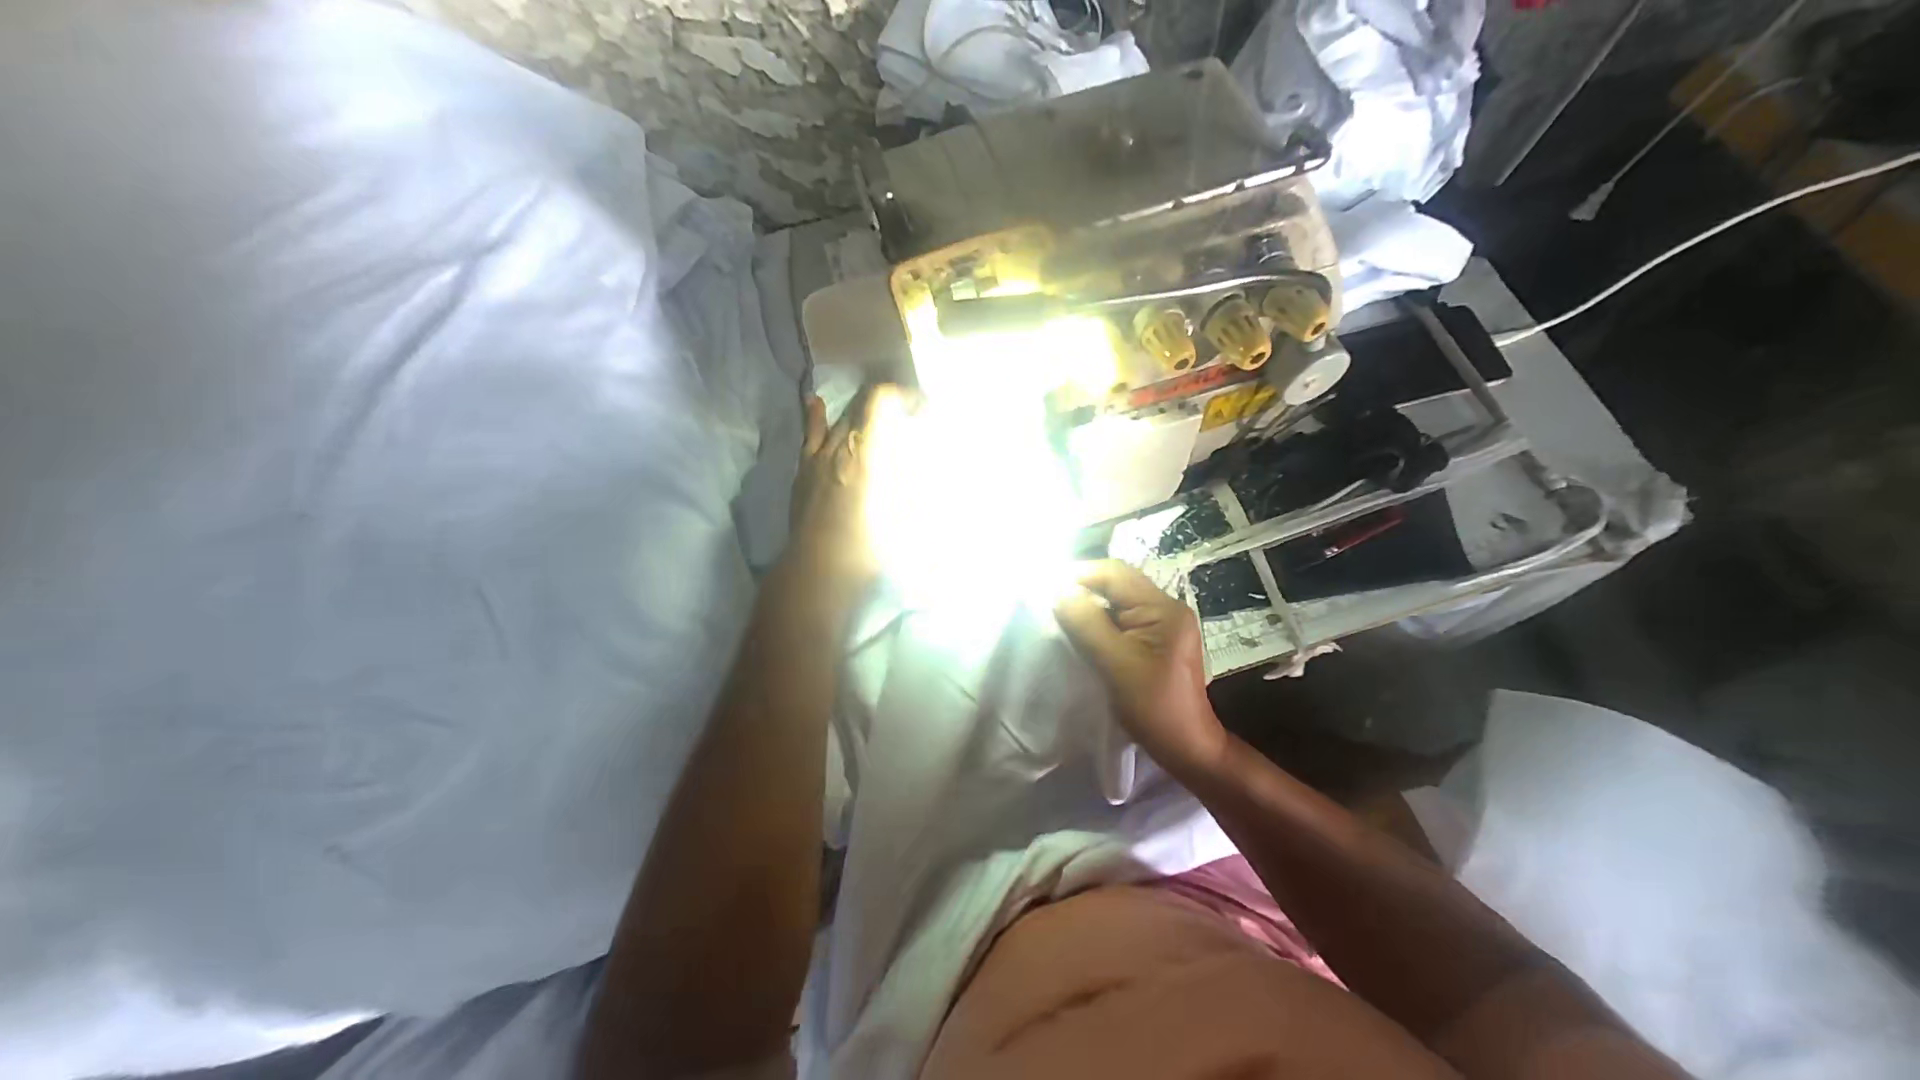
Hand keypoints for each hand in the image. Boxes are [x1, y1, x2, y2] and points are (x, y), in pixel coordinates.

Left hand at [784, 384, 903, 596]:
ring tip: (876, 419)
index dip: (903, 394)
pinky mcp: (802, 473)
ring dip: (860, 413)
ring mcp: (815, 458)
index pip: (879, 399)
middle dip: (887, 403)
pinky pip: (810, 436)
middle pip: (859, 404)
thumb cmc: (866, 552)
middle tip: (909, 418)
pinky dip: (817, 418)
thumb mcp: (907, 525)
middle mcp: (837, 446)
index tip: (923, 408)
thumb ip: (922, 500)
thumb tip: (935, 489)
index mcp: (864, 453)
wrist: (816, 576)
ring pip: (837, 419)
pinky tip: (816, 403)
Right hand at [1054, 560, 1227, 777]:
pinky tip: (1081, 637)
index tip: (1045, 588)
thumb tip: (1059, 591)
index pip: (1115, 573)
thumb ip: (1086, 623)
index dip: (1078, 575)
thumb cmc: (1155, 708)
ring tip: (1059, 621)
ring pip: (1116, 603)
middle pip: (1116, 585)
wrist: (1188, 749)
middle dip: (1081, 590)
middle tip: (1048, 605)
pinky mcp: (1155, 642)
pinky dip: (1098, 625)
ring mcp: (1162, 626)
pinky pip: (1121, 621)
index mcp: (1163, 608)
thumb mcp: (1116, 664)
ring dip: (1088, 609)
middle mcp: (1166, 608)